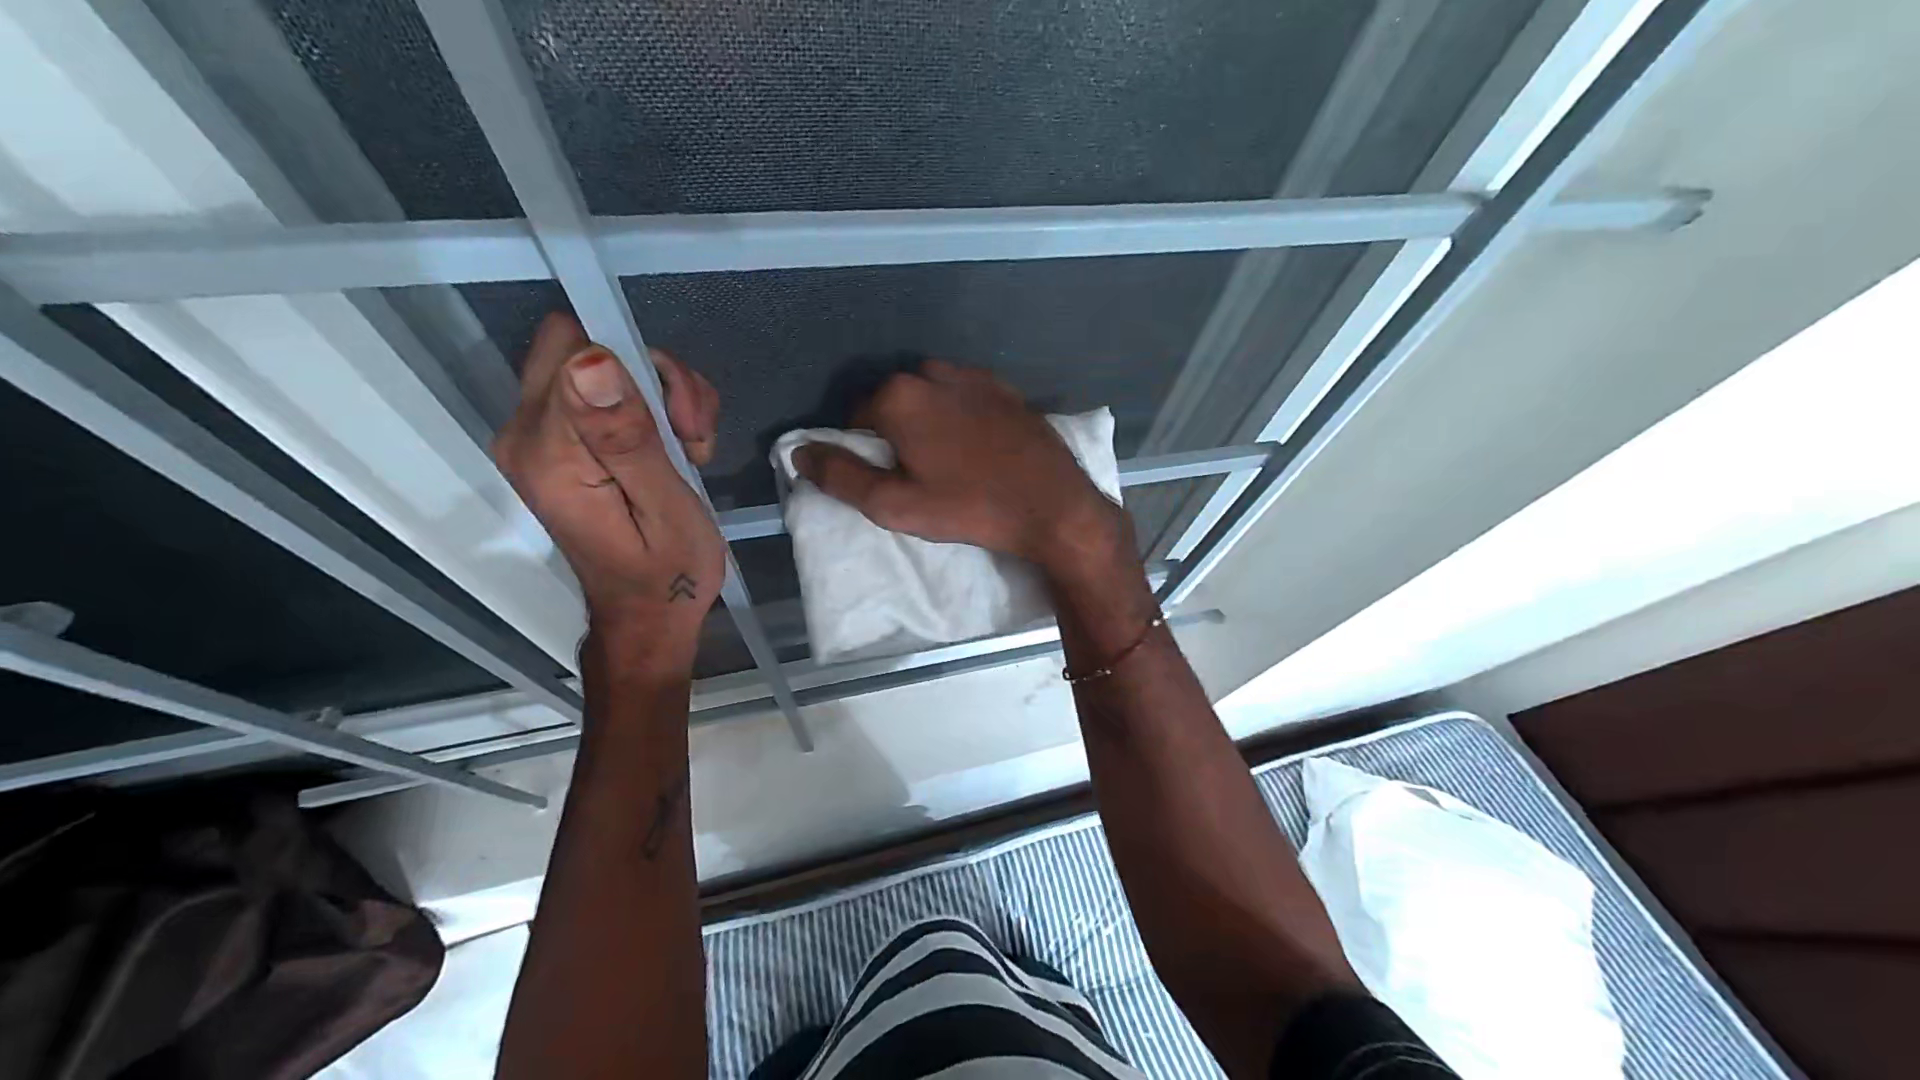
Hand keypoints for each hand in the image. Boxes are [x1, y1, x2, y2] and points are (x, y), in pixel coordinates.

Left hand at [493, 313, 724, 650]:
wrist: (650, 616)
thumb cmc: (668, 574)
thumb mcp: (665, 508)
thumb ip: (627, 437)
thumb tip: (590, 359)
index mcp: (549, 451)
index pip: (575, 348)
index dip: (637, 368)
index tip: (679, 420)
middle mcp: (528, 435)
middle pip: (588, 350)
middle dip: (657, 381)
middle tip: (692, 437)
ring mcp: (543, 439)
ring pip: (608, 367)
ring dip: (665, 398)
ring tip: (692, 450)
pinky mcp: (564, 446)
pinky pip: (611, 394)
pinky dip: (657, 411)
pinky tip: (680, 451)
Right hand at [791, 360, 1132, 578]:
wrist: (1053, 506)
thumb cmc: (970, 507)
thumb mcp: (895, 504)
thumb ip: (840, 476)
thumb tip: (799, 452)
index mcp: (900, 397)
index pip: (856, 419)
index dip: (864, 452)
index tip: (887, 479)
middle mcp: (933, 373)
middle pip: (893, 404)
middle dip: (895, 435)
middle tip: (919, 476)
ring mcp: (974, 377)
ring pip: (930, 398)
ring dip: (928, 424)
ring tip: (949, 464)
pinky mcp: (1005, 389)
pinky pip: (964, 399)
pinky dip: (960, 418)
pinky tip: (977, 450)